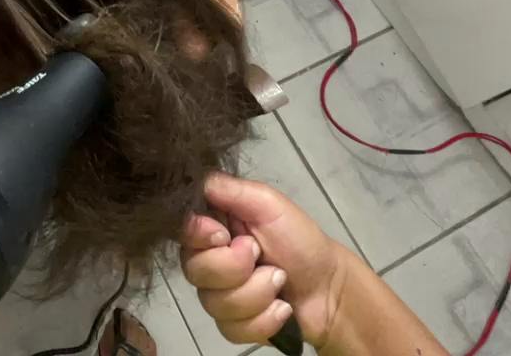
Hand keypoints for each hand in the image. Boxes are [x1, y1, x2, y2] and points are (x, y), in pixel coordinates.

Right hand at [180, 172, 359, 349]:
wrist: (329, 287)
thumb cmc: (298, 237)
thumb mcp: (265, 202)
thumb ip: (227, 189)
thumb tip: (191, 181)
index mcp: (211, 223)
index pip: (181, 229)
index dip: (198, 235)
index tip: (224, 235)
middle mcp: (207, 256)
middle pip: (193, 269)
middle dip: (234, 268)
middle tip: (261, 256)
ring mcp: (217, 292)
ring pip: (213, 303)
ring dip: (255, 294)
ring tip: (279, 281)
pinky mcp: (232, 324)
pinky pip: (231, 329)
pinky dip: (262, 320)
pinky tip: (281, 309)